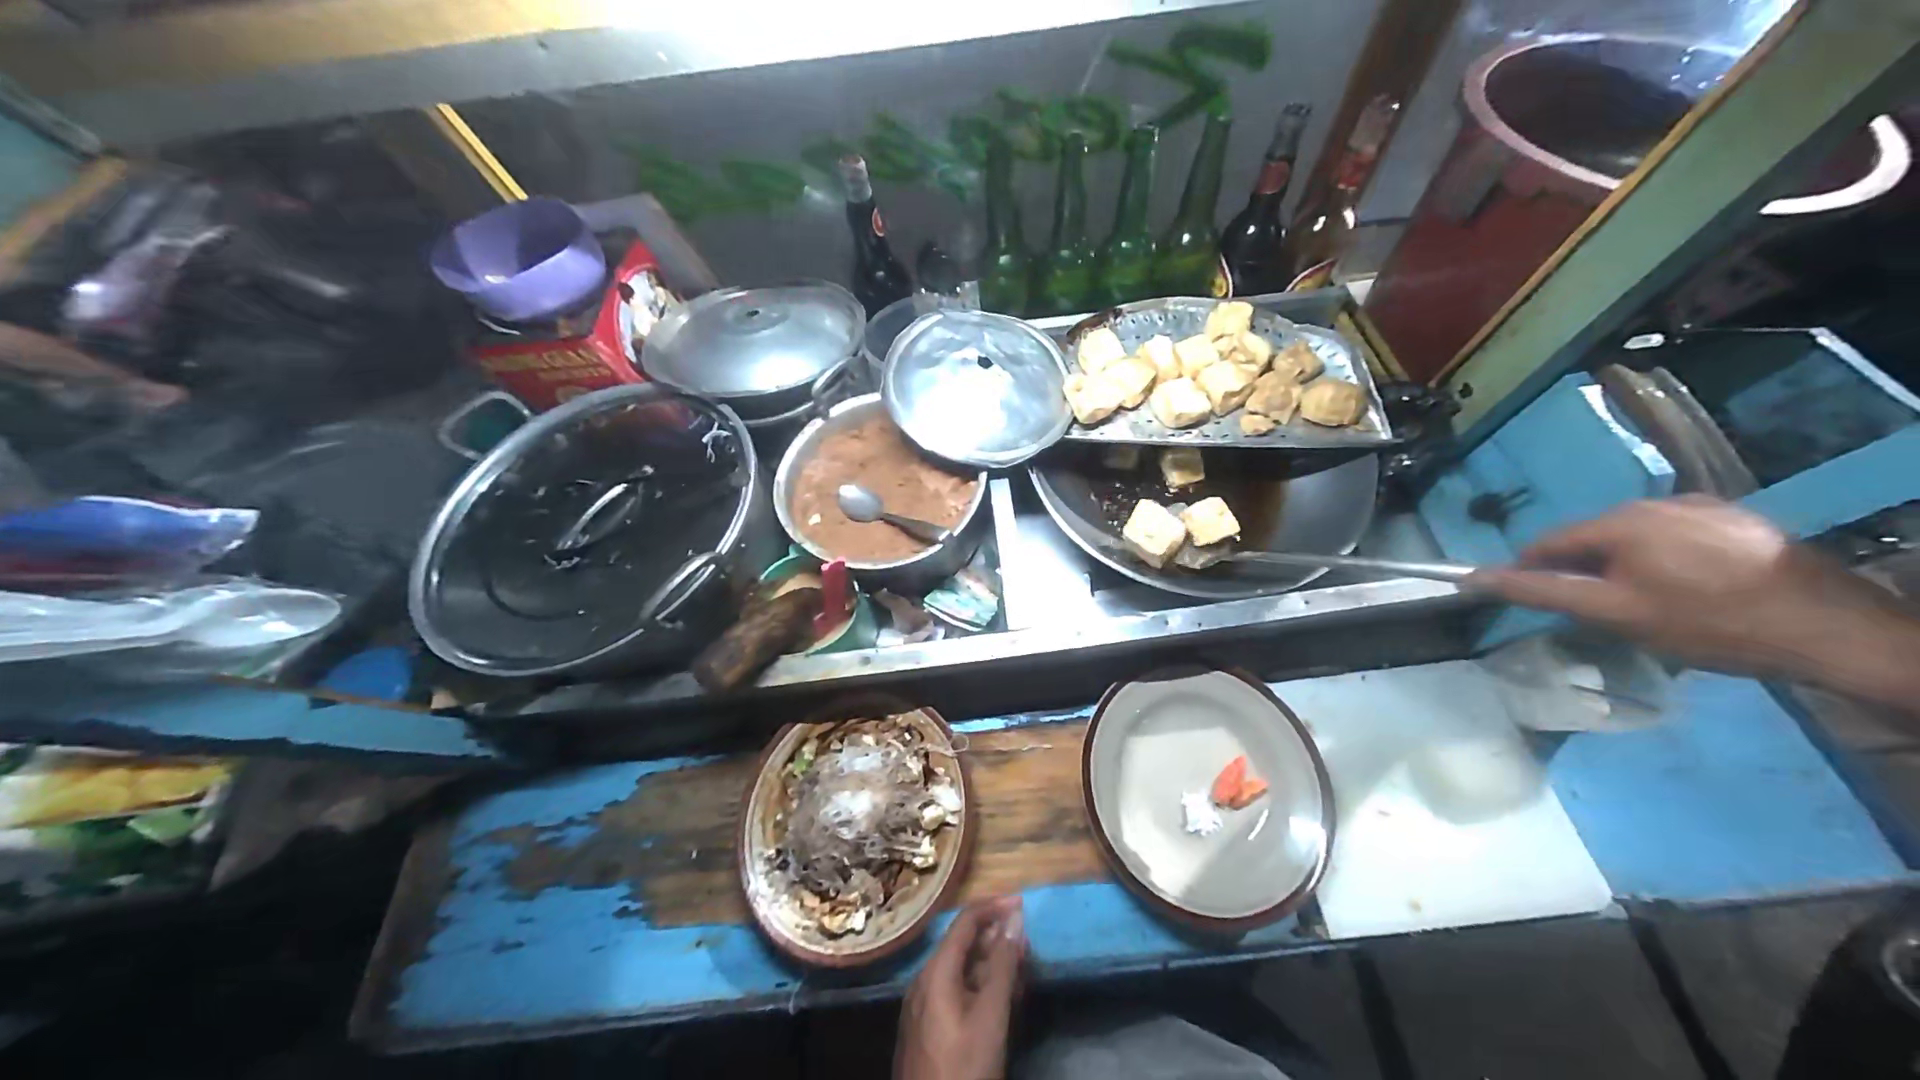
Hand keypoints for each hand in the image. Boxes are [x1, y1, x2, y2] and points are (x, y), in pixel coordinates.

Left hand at [894, 896, 1024, 1079]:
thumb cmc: (963, 1070)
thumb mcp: (990, 1017)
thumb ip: (1003, 966)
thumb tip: (1015, 919)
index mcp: (935, 972)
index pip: (964, 922)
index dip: (993, 907)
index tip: (1023, 904)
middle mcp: (925, 981)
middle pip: (962, 944)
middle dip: (996, 936)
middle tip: (1028, 940)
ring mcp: (926, 1006)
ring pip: (962, 969)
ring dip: (993, 962)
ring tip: (1023, 966)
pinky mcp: (931, 1028)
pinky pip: (958, 991)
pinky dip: (982, 985)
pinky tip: (1005, 996)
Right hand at [1470, 497, 1919, 707]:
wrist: (1831, 630)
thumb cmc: (1706, 622)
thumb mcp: (1613, 612)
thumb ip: (1541, 591)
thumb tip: (1476, 577)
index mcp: (1620, 521)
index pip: (1547, 542)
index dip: (1531, 572)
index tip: (1538, 602)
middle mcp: (1655, 503)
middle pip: (1590, 538)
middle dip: (1582, 570)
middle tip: (1597, 611)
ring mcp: (1702, 507)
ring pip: (1632, 537)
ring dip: (1621, 565)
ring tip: (1643, 603)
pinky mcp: (1736, 521)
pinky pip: (1673, 536)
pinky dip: (1661, 559)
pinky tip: (1686, 589)